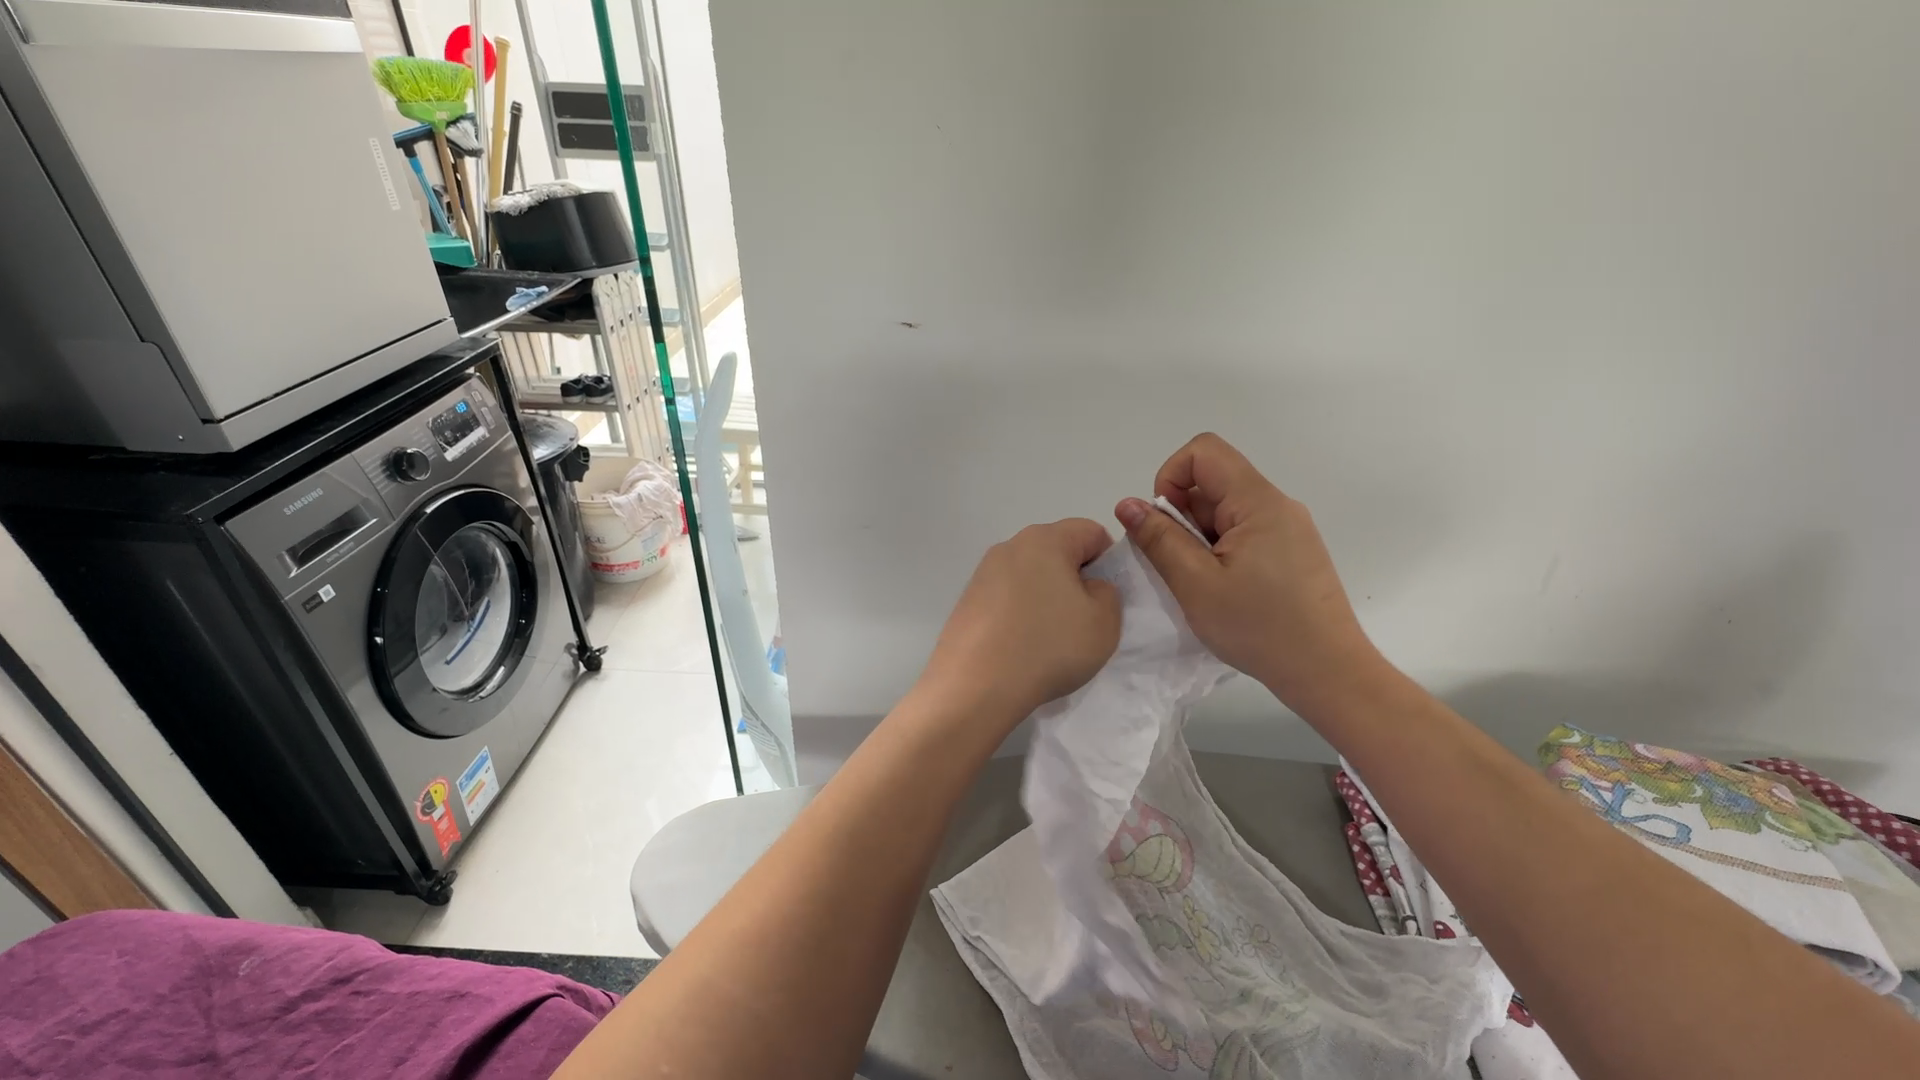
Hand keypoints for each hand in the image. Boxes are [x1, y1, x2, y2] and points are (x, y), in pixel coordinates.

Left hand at [918, 519, 1122, 725]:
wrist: (975, 687)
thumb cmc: (1048, 647)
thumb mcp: (1104, 622)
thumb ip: (1108, 593)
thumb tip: (1088, 587)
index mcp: (1045, 539)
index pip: (1091, 533)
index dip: (1108, 563)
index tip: (1105, 600)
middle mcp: (1009, 547)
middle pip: (1057, 552)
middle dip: (1075, 581)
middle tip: (1081, 623)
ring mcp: (983, 574)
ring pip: (1030, 577)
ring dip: (1046, 599)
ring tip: (1048, 641)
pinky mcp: (967, 602)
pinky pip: (1007, 599)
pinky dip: (1020, 616)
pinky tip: (1021, 648)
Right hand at [1115, 433, 1386, 711]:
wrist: (1327, 672)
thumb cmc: (1259, 628)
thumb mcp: (1196, 584)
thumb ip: (1159, 539)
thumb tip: (1128, 504)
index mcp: (1258, 501)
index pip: (1203, 452)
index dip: (1171, 477)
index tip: (1165, 524)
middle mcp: (1277, 505)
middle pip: (1214, 481)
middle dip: (1182, 515)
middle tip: (1181, 566)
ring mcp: (1288, 529)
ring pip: (1226, 510)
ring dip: (1199, 538)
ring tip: (1202, 585)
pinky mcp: (1291, 552)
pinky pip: (1243, 532)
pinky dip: (1219, 551)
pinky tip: (1222, 590)